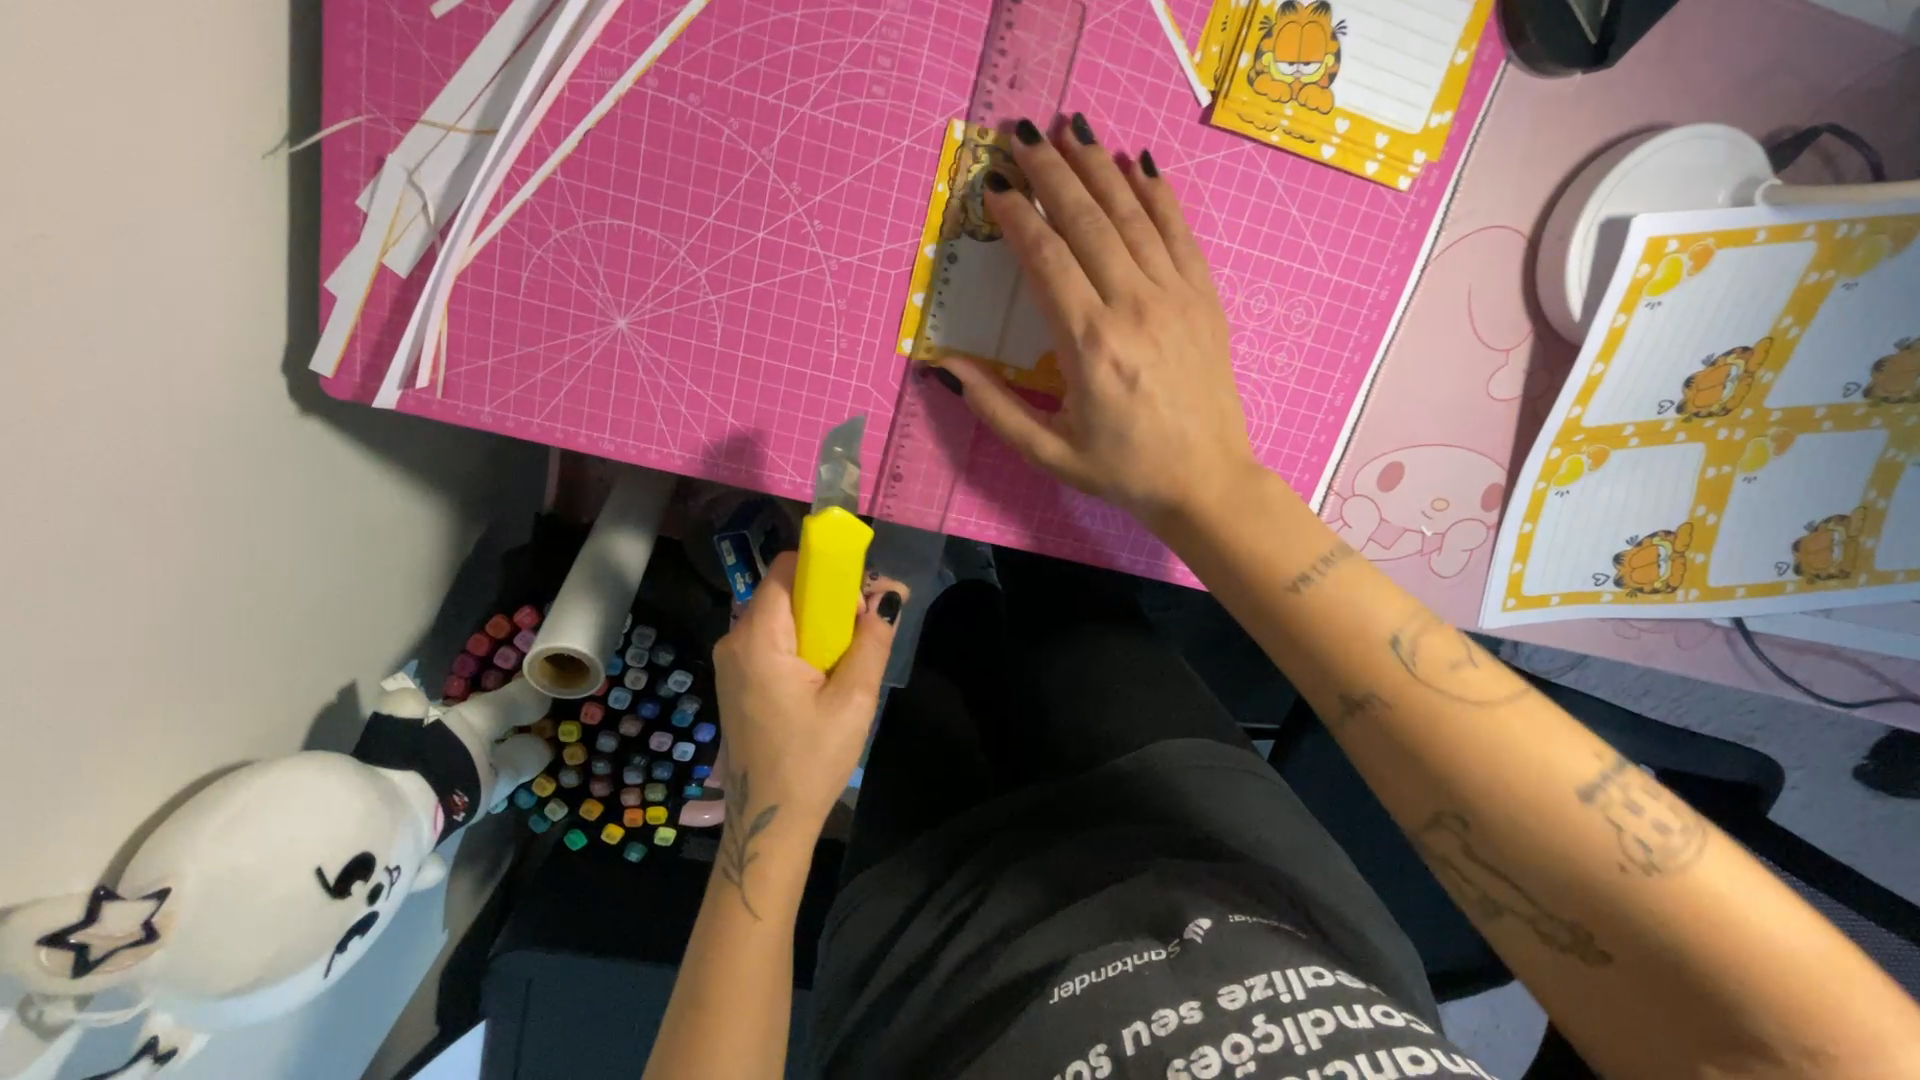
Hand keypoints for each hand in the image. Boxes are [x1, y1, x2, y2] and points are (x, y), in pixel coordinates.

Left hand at [711, 552, 897, 837]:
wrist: (769, 822)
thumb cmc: (812, 761)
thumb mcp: (854, 701)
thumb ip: (872, 641)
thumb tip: (888, 595)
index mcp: (758, 639)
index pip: (787, 568)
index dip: (827, 567)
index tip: (863, 588)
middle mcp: (735, 640)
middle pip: (785, 590)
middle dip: (829, 598)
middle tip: (868, 625)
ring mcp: (731, 662)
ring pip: (781, 616)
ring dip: (819, 623)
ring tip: (853, 654)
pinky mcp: (738, 680)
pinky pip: (772, 641)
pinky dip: (803, 643)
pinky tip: (827, 674)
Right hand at [938, 114, 1258, 530]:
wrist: (1206, 481)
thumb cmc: (1123, 471)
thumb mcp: (1048, 453)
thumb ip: (994, 409)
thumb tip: (943, 368)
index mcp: (1089, 346)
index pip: (1047, 259)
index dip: (1017, 216)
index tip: (993, 186)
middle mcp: (1134, 308)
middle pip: (1086, 221)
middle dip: (1050, 172)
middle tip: (1021, 133)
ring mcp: (1175, 297)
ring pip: (1132, 215)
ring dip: (1097, 167)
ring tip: (1069, 130)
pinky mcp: (1204, 298)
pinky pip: (1178, 231)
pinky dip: (1156, 193)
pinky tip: (1135, 163)